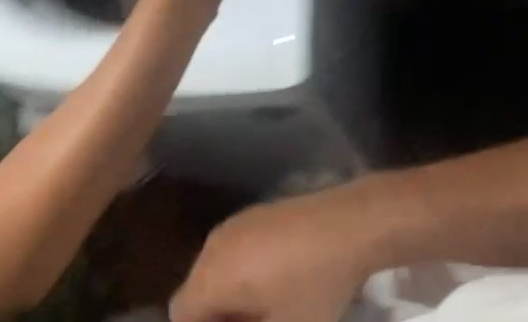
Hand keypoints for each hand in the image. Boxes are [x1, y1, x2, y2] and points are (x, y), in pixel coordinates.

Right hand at [171, 190, 373, 321]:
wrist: (346, 227)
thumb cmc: (312, 286)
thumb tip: (241, 320)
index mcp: (212, 276)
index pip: (181, 312)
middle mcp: (213, 246)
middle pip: (195, 291)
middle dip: (216, 316)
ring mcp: (232, 226)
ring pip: (214, 270)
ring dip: (229, 297)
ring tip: (264, 313)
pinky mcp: (253, 216)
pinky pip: (232, 252)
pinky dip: (241, 275)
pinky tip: (275, 284)